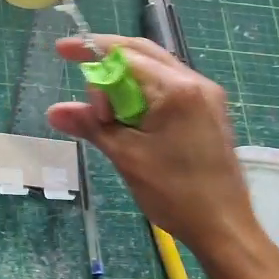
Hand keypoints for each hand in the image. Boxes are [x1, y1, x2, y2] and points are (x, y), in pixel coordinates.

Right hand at [46, 35, 266, 265]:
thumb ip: (91, 126)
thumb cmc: (175, 193)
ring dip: (122, 77)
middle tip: (72, 57)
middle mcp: (195, 83)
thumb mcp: (126, 157)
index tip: (62, 54)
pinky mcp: (208, 112)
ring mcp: (206, 97)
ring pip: (155, 69)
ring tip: (98, 99)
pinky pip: (167, 88)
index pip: (125, 55)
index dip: (92, 53)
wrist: (224, 226)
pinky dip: (140, 92)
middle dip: (106, 56)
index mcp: (176, 90)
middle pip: (142, 53)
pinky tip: (124, 113)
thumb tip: (54, 111)